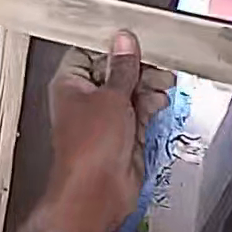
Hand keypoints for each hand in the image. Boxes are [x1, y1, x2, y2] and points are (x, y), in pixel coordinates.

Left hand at [37, 31, 172, 231]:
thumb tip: (125, 42)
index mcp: (69, 84)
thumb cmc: (89, 150)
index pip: (90, 51)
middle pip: (114, 71)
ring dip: (148, 86)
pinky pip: (139, 111)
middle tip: (156, 65)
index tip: (136, 40)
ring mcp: (104, 117)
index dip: (113, 46)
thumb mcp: (112, 96)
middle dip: (137, 68)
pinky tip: (159, 102)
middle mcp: (84, 100)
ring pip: (130, 91)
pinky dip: (150, 105)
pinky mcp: (122, 133)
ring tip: (162, 84)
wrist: (98, 191)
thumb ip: (123, 67)